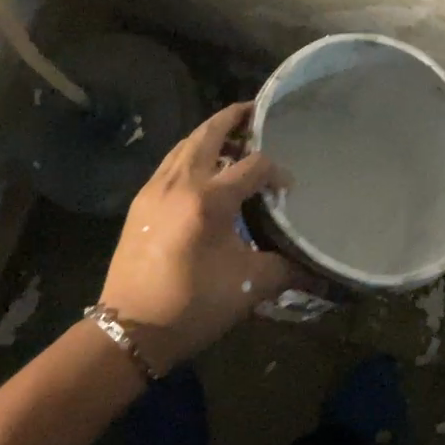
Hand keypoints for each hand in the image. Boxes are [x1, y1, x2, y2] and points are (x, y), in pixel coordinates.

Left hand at [97, 102, 294, 368]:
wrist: (128, 331)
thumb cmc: (192, 306)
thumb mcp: (249, 287)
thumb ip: (286, 268)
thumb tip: (316, 269)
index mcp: (210, 199)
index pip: (253, 166)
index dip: (276, 172)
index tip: (288, 189)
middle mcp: (181, 182)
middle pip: (209, 133)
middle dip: (233, 119)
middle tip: (255, 114)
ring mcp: (155, 189)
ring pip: (185, 145)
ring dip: (209, 134)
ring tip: (232, 138)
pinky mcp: (141, 202)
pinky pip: (170, 162)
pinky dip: (190, 153)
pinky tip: (203, 170)